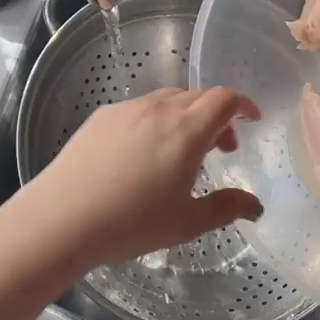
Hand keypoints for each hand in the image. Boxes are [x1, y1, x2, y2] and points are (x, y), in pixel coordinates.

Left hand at [10, 87, 263, 269]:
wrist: (64, 213)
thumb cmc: (132, 221)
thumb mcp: (187, 222)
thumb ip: (225, 207)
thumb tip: (254, 203)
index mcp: (185, 129)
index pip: (222, 99)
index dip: (242, 104)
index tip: (252, 119)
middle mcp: (157, 109)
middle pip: (196, 96)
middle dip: (216, 115)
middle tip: (223, 148)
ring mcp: (126, 109)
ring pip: (166, 100)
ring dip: (185, 117)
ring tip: (184, 153)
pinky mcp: (101, 116)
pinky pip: (139, 109)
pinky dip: (156, 121)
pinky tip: (145, 154)